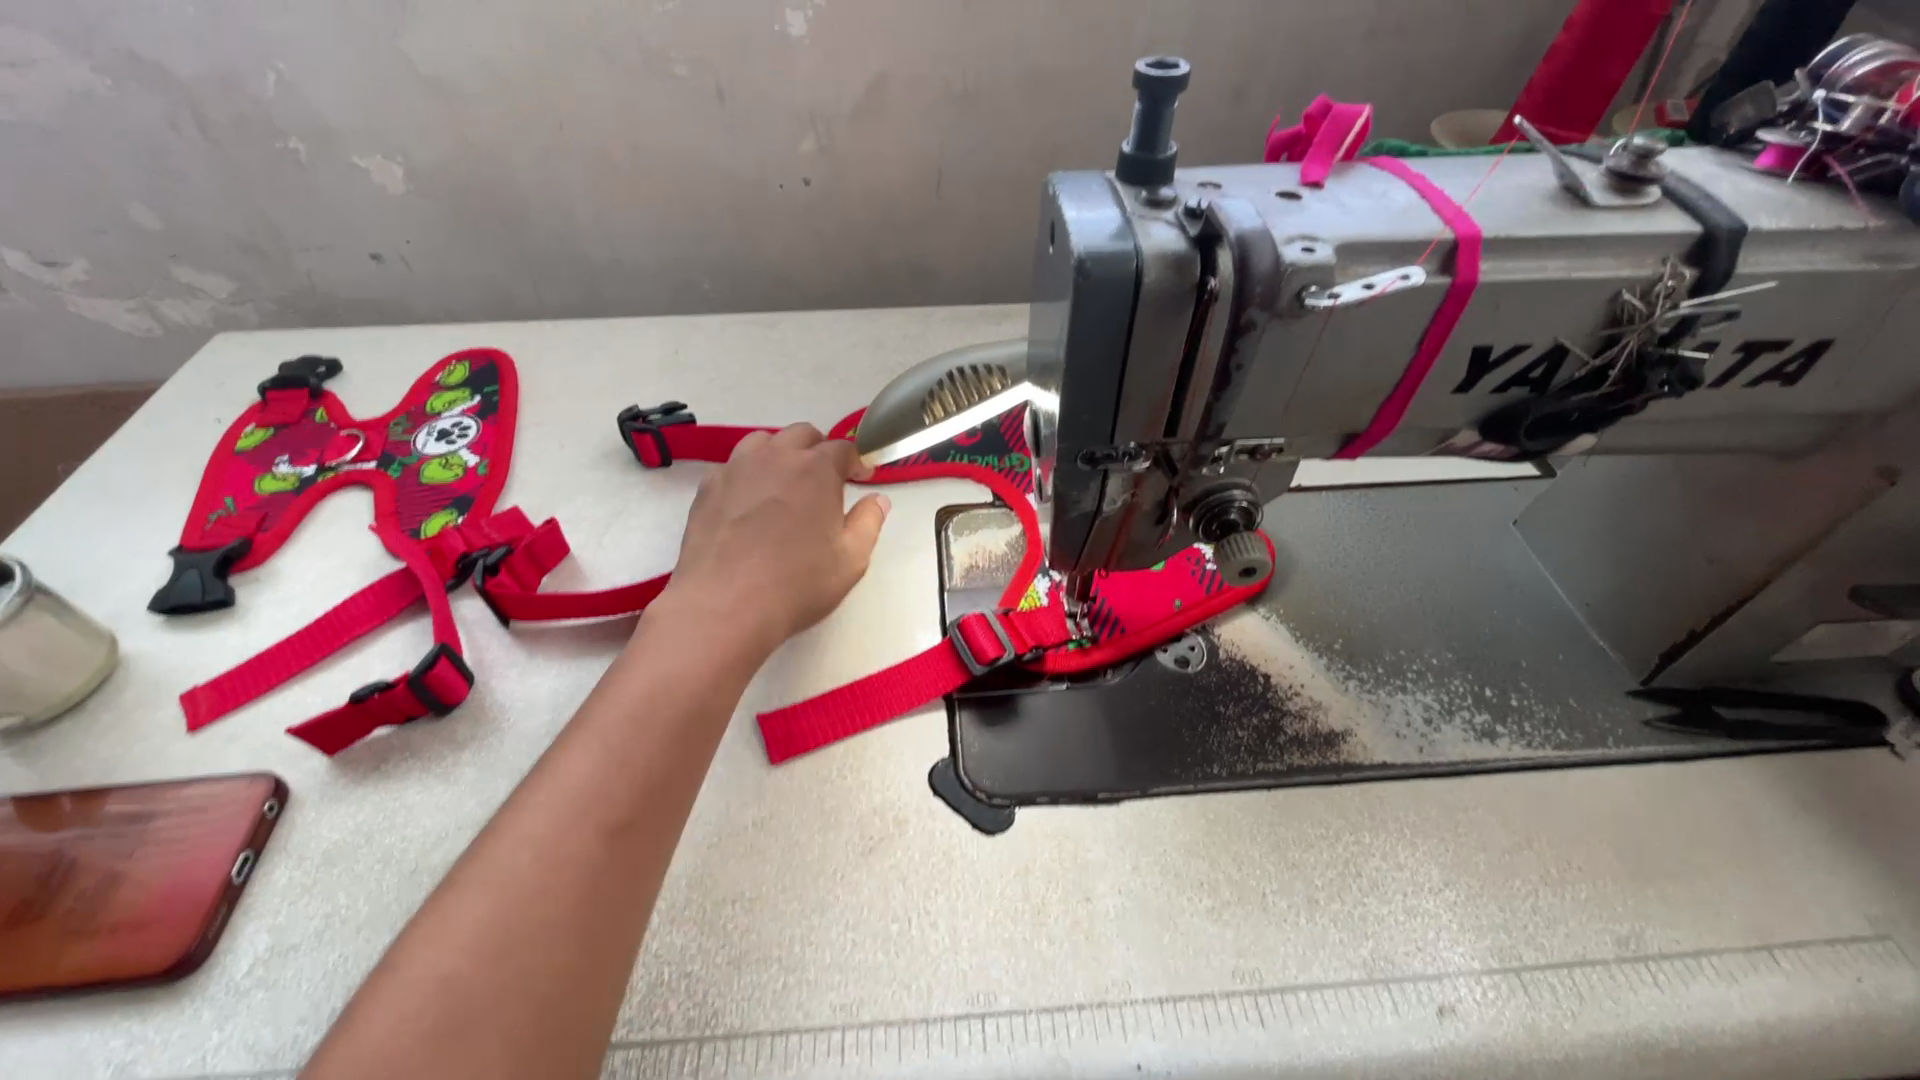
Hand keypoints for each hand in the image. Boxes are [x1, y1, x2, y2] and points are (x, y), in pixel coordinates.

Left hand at [659, 423, 888, 652]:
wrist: (724, 604)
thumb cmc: (797, 583)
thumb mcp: (851, 560)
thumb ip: (868, 523)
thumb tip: (877, 500)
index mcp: (817, 470)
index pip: (843, 448)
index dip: (856, 461)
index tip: (862, 477)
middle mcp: (776, 457)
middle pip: (802, 435)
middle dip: (819, 450)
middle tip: (826, 480)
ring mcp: (737, 469)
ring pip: (763, 442)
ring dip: (781, 453)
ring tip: (785, 483)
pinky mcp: (708, 488)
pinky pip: (733, 466)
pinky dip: (748, 474)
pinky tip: (749, 502)